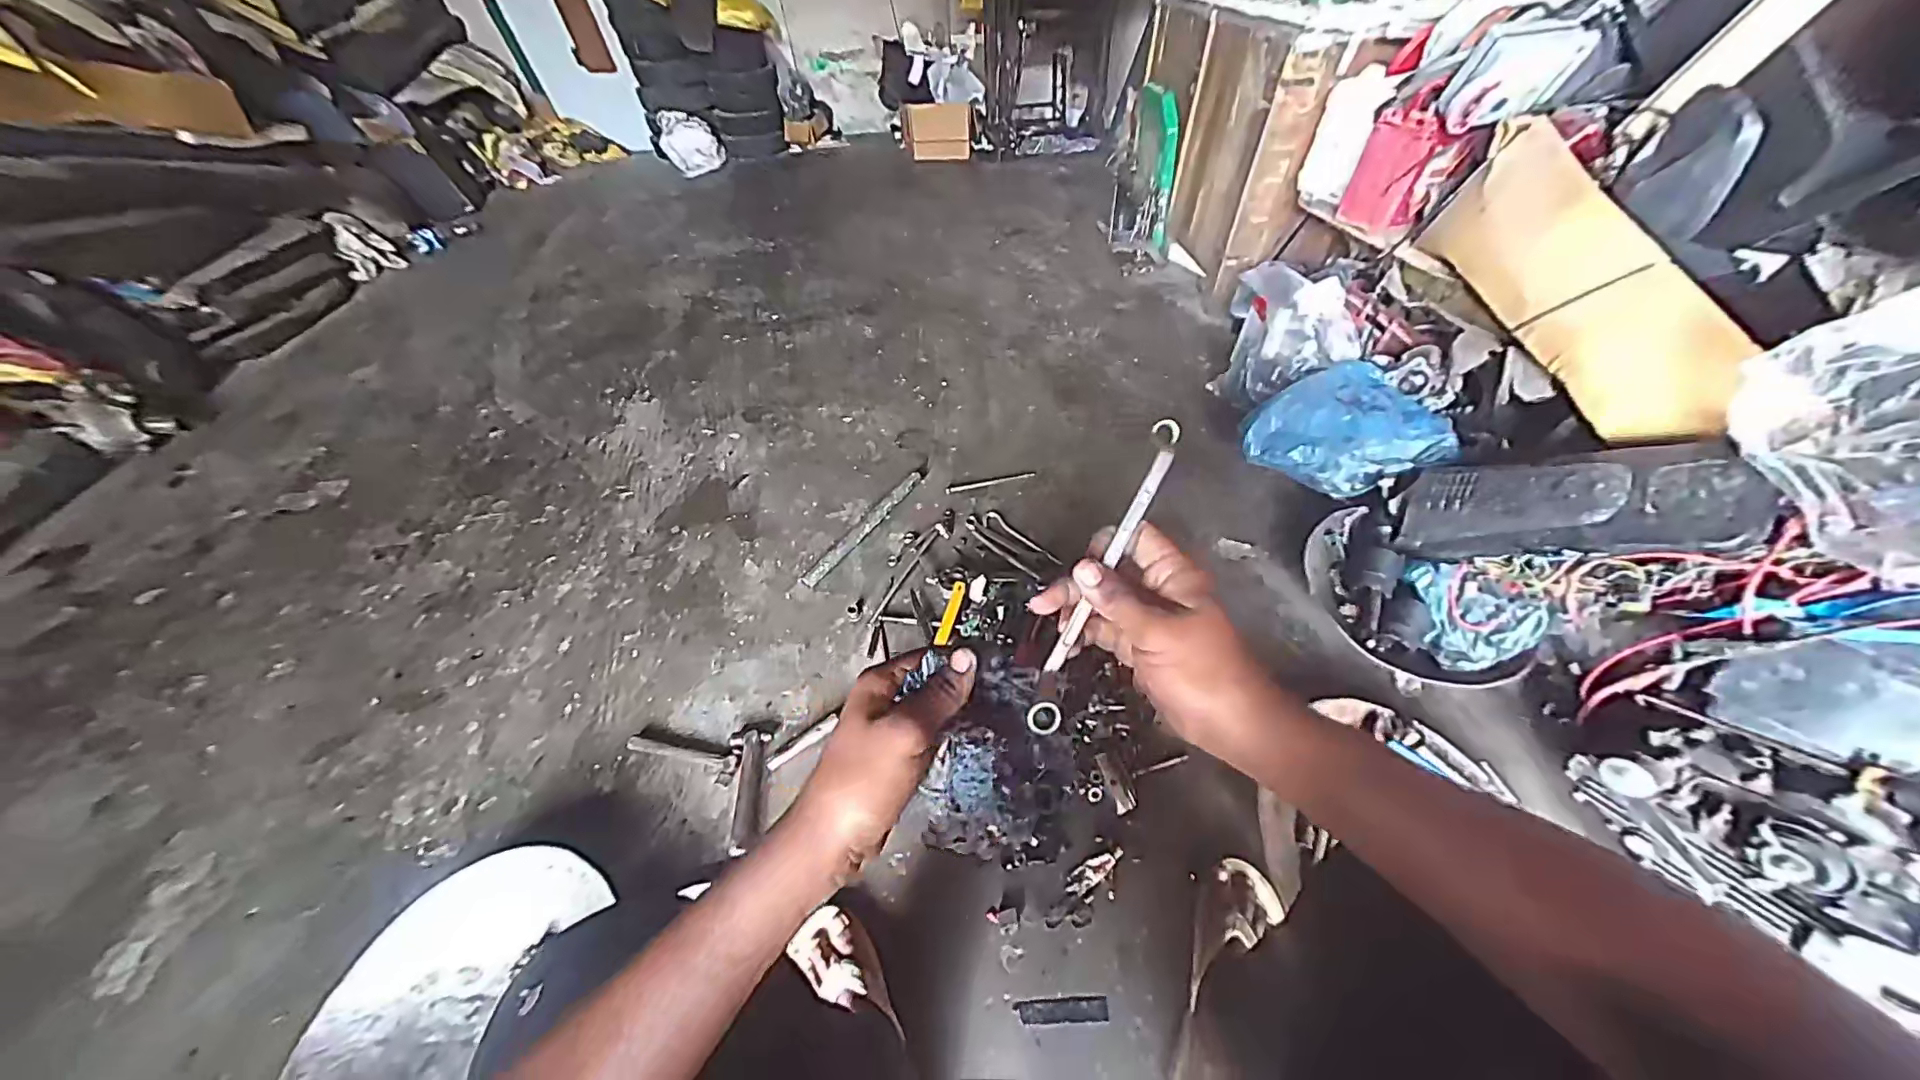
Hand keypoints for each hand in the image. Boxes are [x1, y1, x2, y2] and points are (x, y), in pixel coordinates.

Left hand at [786, 648, 976, 873]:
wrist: (836, 839)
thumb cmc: (858, 783)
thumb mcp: (906, 730)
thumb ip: (938, 695)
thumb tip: (964, 660)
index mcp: (877, 685)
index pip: (926, 657)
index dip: (956, 661)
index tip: (987, 670)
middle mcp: (882, 704)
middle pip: (930, 684)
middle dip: (959, 691)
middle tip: (992, 698)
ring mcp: (890, 732)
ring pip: (932, 714)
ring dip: (955, 718)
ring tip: (984, 721)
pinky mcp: (898, 759)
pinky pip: (929, 740)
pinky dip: (946, 741)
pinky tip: (963, 746)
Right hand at [1028, 522, 1274, 752]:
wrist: (1227, 725)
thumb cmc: (1208, 674)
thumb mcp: (1159, 633)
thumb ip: (1118, 601)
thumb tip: (1084, 571)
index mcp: (1172, 576)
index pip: (1135, 540)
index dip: (1106, 547)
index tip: (1080, 568)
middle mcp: (1157, 592)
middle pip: (1109, 573)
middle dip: (1078, 585)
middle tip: (1048, 603)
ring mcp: (1146, 619)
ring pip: (1102, 603)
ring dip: (1076, 611)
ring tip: (1057, 626)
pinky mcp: (1137, 645)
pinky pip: (1104, 630)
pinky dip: (1084, 634)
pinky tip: (1068, 642)